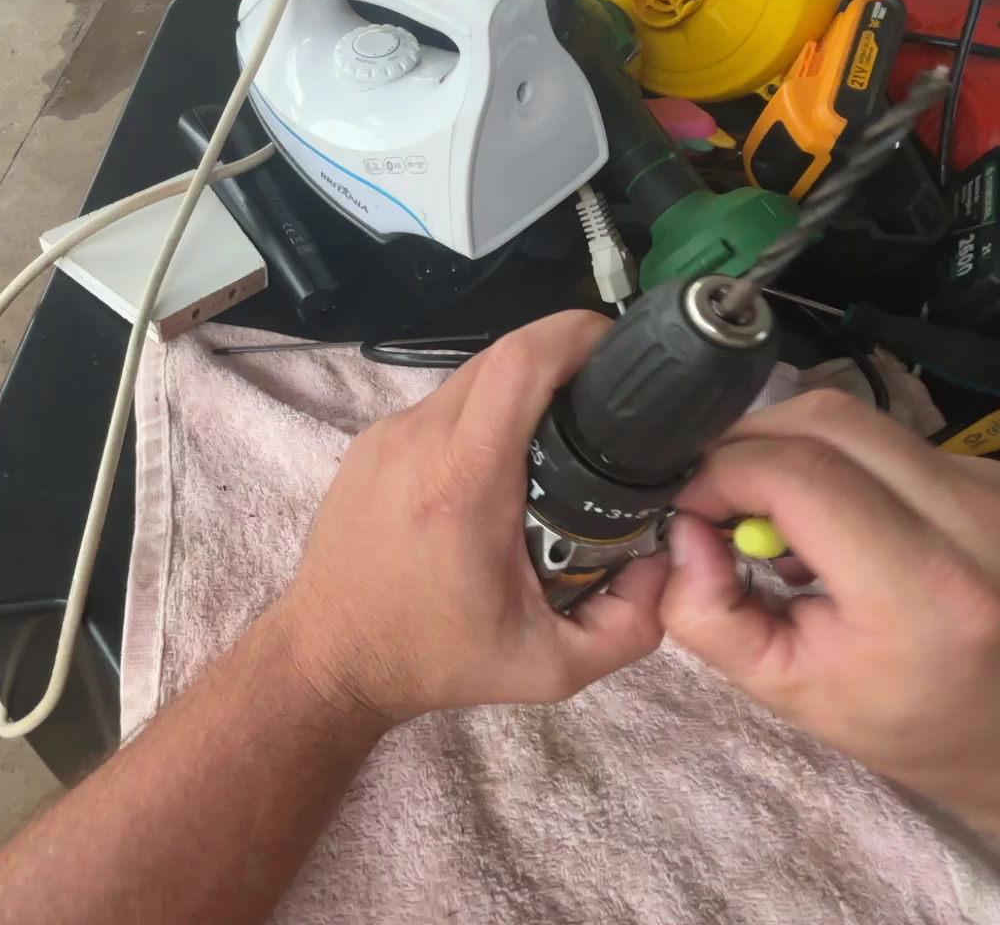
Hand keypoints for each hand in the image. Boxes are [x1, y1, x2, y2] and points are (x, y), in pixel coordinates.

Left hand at [272, 311, 667, 727]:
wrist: (331, 653)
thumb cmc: (433, 658)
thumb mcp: (548, 665)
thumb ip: (630, 625)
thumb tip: (668, 560)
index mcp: (464, 481)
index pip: (519, 362)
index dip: (574, 334)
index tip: (615, 348)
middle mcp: (418, 440)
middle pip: (499, 358)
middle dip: (558, 359)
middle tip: (599, 400)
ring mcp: (386, 435)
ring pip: (467, 378)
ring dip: (516, 390)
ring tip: (550, 439)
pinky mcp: (368, 442)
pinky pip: (437, 405)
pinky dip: (475, 415)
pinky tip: (492, 463)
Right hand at [660, 390, 999, 822]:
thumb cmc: (916, 727)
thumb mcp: (785, 691)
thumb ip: (708, 613)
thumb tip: (683, 530)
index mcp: (925, 594)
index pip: (796, 474)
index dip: (719, 474)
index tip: (690, 509)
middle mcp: (977, 521)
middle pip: (822, 419)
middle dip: (743, 441)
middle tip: (716, 494)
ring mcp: (998, 488)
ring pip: (850, 416)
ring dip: (783, 447)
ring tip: (770, 510)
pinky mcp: (998, 474)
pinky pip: (881, 436)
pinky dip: (828, 459)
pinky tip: (828, 517)